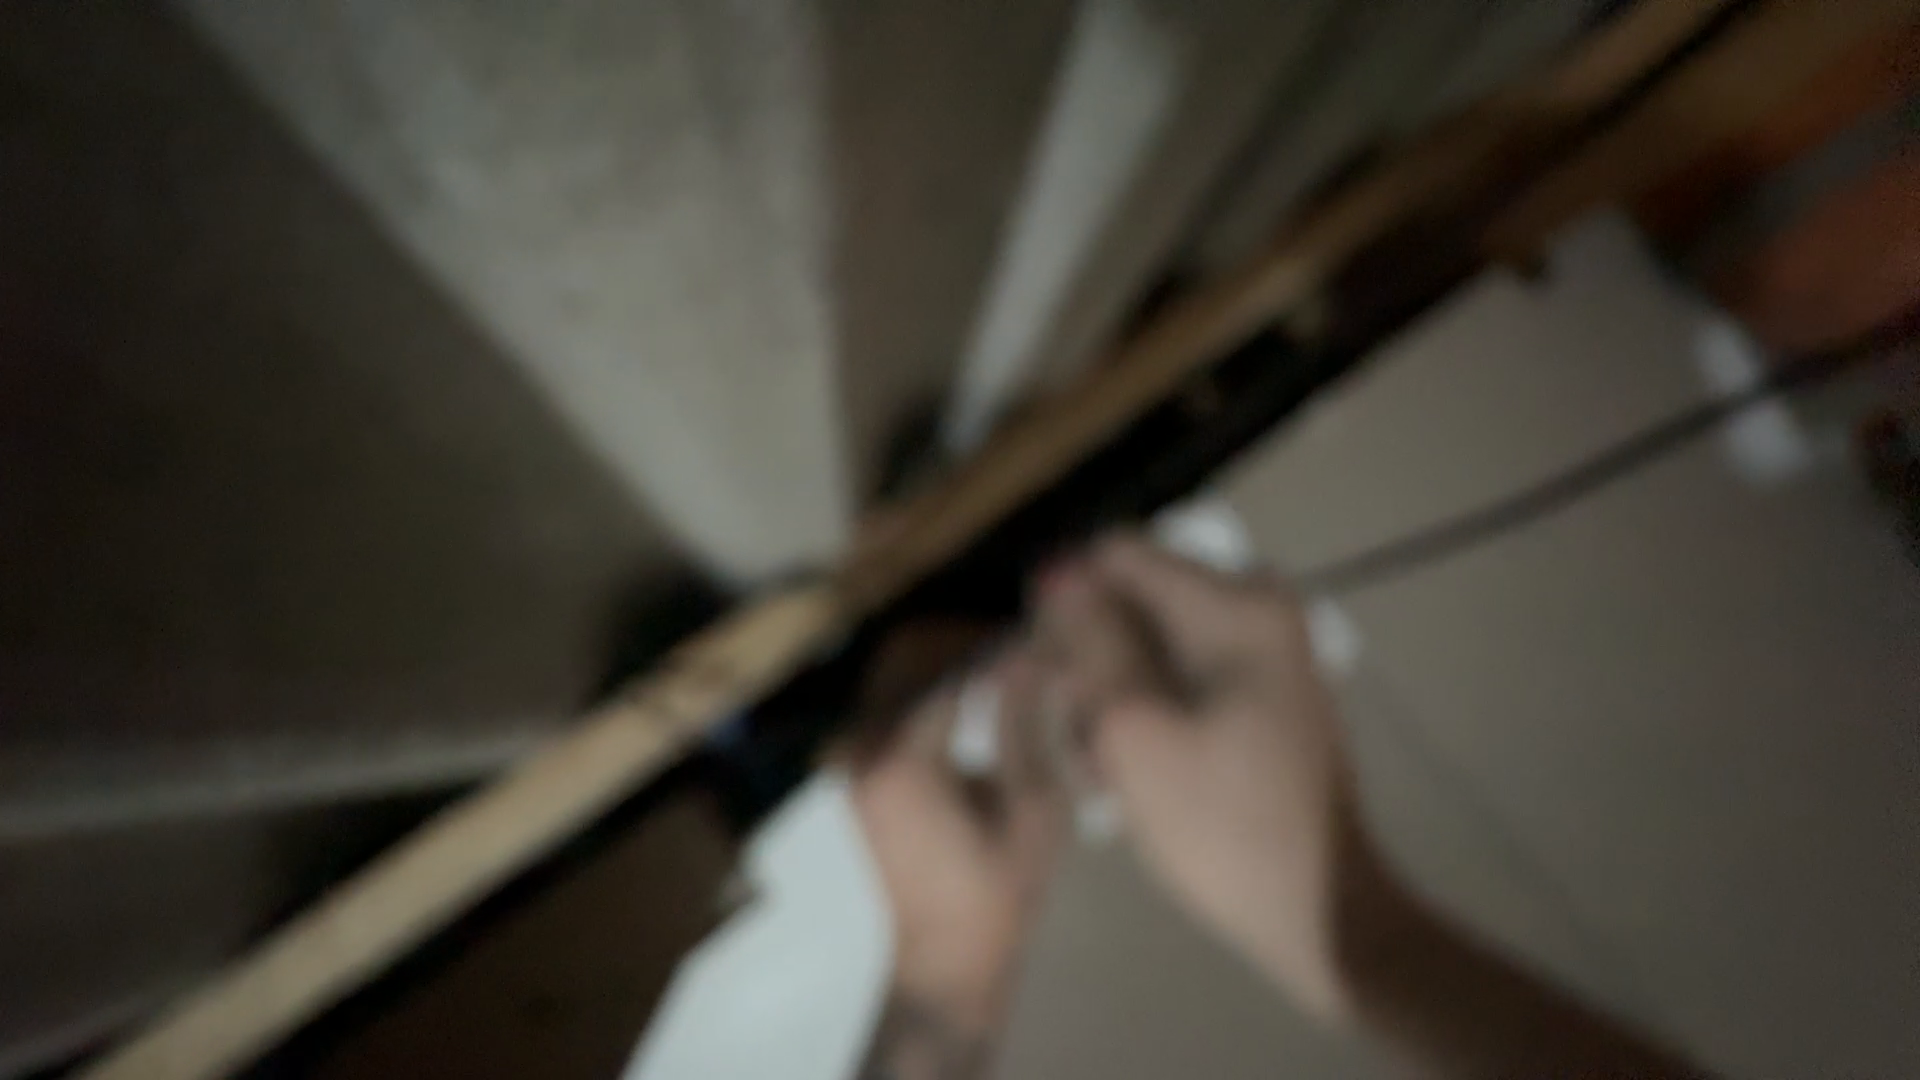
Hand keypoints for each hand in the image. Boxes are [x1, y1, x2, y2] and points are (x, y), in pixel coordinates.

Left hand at [850, 649, 1065, 1032]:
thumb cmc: (999, 895)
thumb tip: (1026, 652)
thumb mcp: (1032, 810)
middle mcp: (864, 747)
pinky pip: (884, 696)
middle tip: (1011, 645)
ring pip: (889, 669)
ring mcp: (852, 757)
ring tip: (996, 664)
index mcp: (904, 760)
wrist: (943, 960)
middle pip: (905, 653)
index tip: (1028, 636)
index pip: (946, 665)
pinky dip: (924, 679)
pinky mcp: (855, 766)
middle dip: (960, 637)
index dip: (990, 641)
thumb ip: (1023, 723)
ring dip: (941, 655)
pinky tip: (969, 690)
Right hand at [1032, 533, 1359, 1019]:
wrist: (1323, 915)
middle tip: (1078, 727)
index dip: (1066, 598)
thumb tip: (1058, 574)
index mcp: (1235, 605)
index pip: (1116, 556)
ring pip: (1146, 634)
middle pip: (1131, 595)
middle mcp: (1256, 603)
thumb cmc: (1221, 826)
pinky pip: (1176, 664)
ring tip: (1100, 761)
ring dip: (1110, 686)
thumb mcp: (1131, 730)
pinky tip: (1126, 759)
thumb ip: (1091, 643)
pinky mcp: (1259, 678)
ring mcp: (1263, 641)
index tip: (1047, 665)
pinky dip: (1142, 701)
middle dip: (1090, 652)